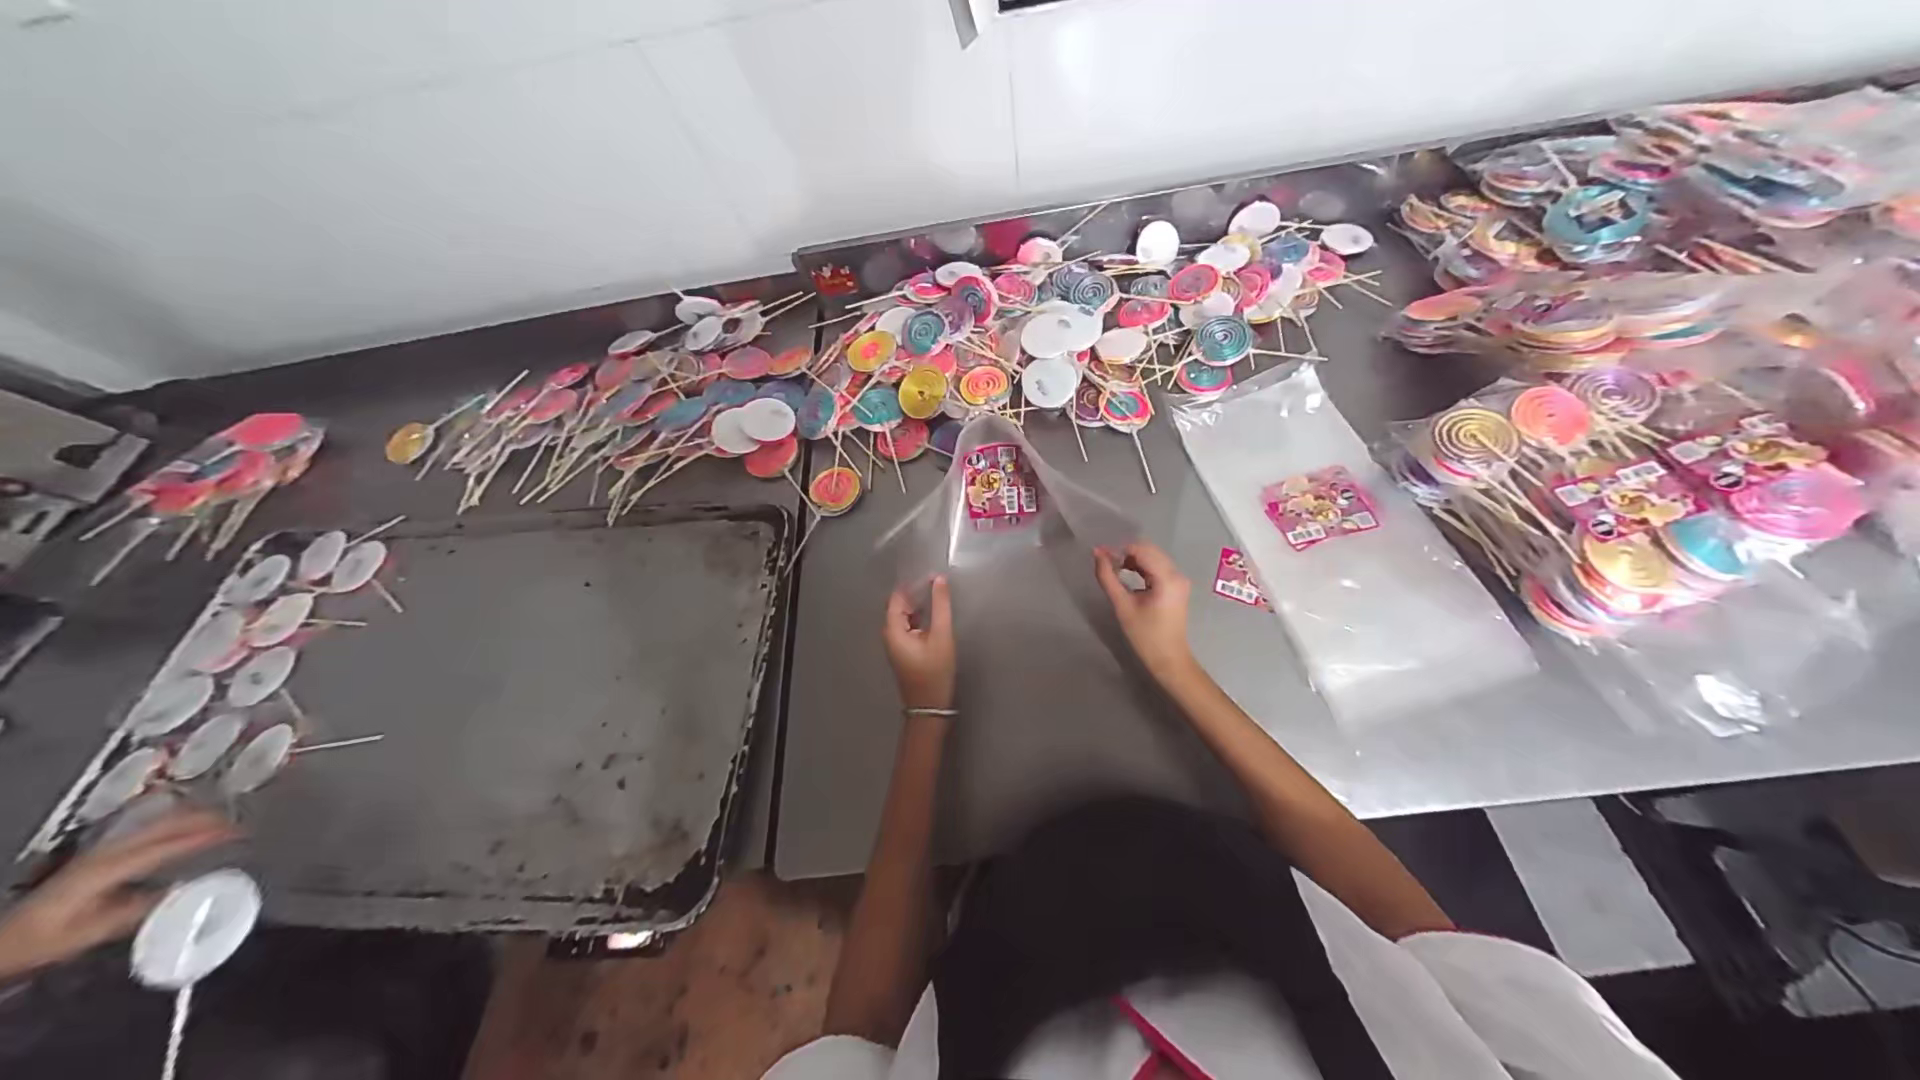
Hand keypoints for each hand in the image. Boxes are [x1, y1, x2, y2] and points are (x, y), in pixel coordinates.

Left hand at [0, 808, 236, 980]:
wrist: (4, 943)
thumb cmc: (47, 940)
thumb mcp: (94, 931)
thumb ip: (141, 908)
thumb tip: (189, 889)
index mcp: (108, 868)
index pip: (168, 844)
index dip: (205, 836)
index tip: (239, 832)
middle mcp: (107, 852)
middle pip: (164, 825)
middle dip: (205, 819)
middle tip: (240, 822)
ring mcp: (103, 851)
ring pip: (157, 823)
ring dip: (192, 818)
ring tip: (223, 821)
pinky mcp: (103, 855)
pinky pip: (149, 831)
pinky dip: (177, 825)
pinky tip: (189, 830)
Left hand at [882, 576, 954, 710]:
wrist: (930, 708)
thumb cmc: (934, 673)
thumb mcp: (941, 636)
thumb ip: (941, 606)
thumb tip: (939, 579)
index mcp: (892, 630)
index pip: (897, 597)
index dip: (913, 584)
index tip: (931, 575)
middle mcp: (889, 635)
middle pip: (900, 605)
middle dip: (916, 593)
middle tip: (937, 583)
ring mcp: (896, 644)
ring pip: (905, 616)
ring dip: (920, 605)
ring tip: (939, 595)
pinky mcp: (905, 651)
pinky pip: (910, 626)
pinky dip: (920, 617)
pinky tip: (935, 615)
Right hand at [1094, 542, 1194, 680]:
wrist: (1168, 658)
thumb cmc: (1145, 635)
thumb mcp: (1122, 606)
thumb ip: (1108, 577)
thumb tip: (1097, 553)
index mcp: (1167, 578)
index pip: (1141, 550)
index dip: (1119, 550)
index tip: (1101, 556)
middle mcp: (1177, 574)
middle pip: (1149, 550)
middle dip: (1126, 553)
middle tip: (1106, 563)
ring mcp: (1179, 579)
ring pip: (1153, 557)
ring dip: (1133, 559)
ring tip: (1115, 570)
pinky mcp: (1176, 585)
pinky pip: (1157, 566)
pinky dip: (1142, 567)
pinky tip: (1128, 575)